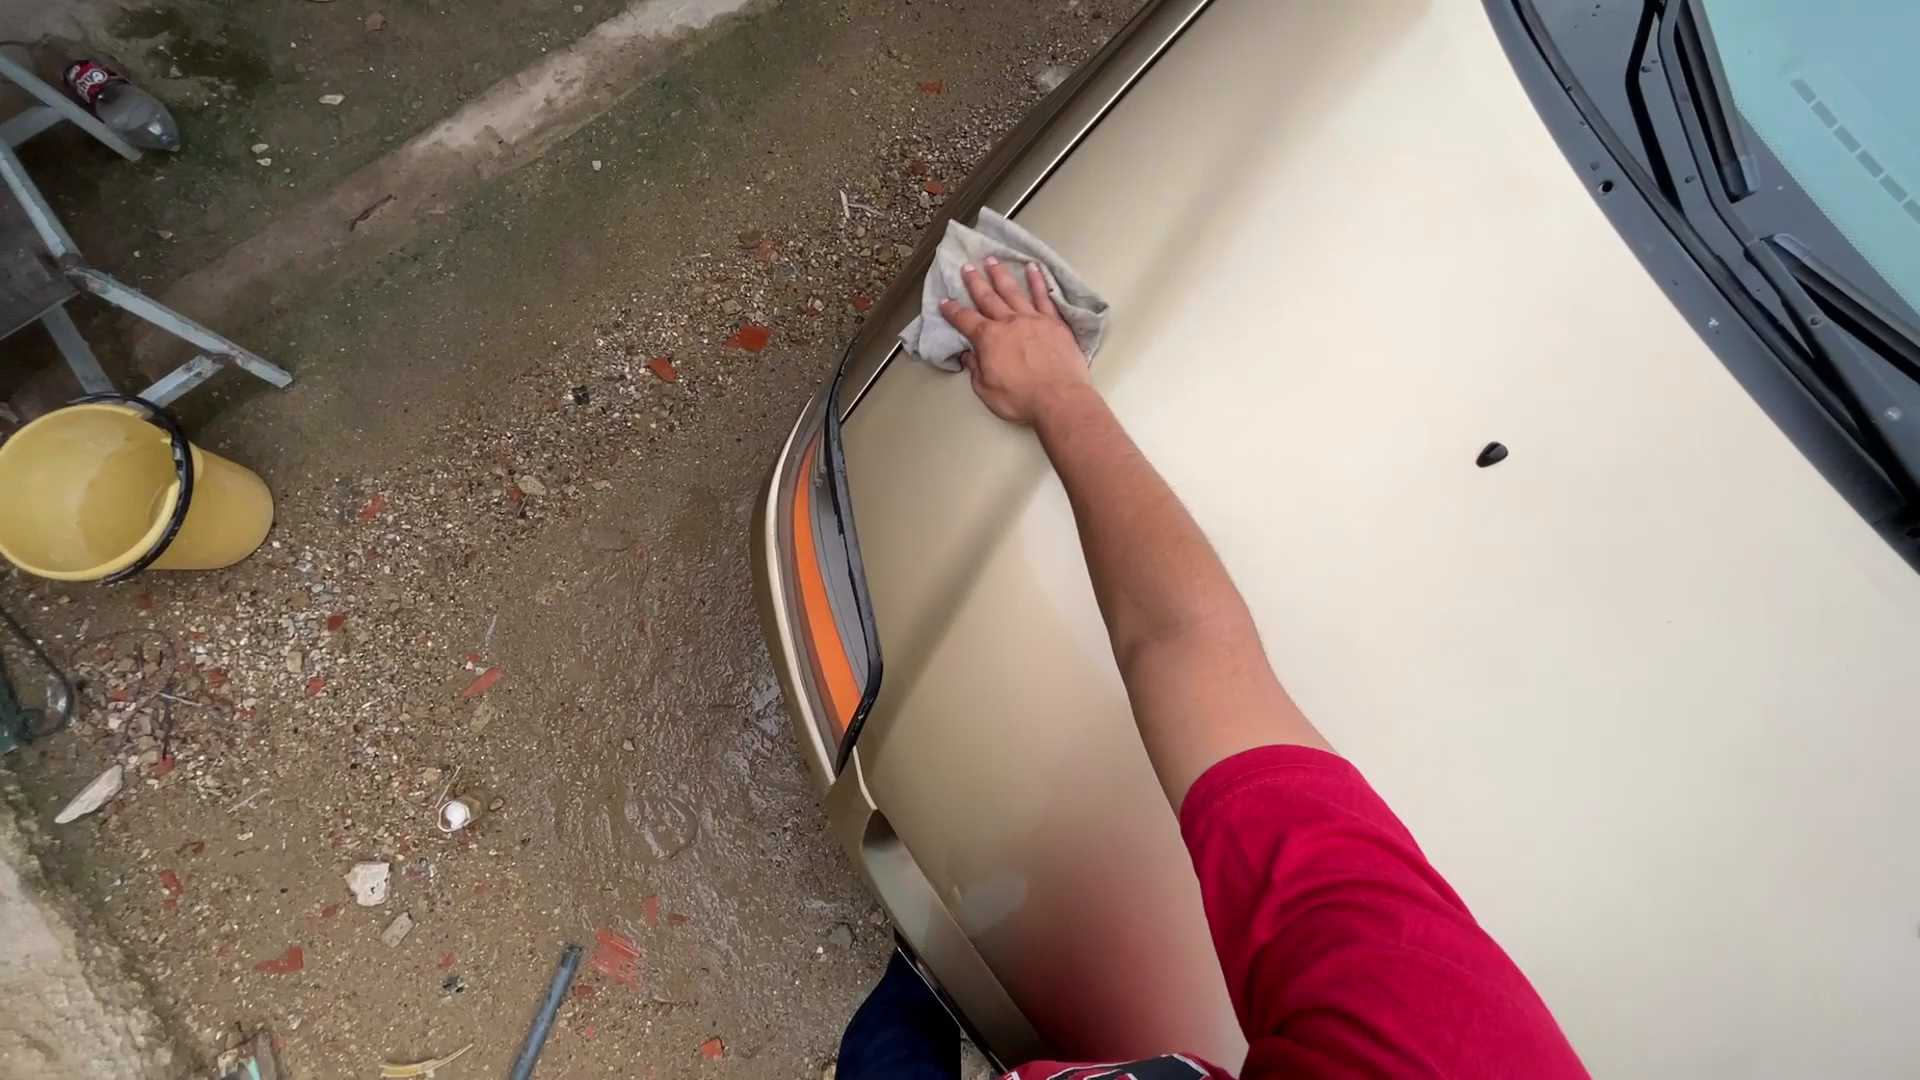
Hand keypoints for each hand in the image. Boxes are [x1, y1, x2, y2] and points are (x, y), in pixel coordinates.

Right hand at [938, 256, 1092, 425]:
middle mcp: (1009, 323)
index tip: (944, 302)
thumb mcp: (986, 389)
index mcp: (989, 339)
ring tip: (992, 260)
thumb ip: (976, 369)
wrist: (1058, 398)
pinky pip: (1044, 296)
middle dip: (974, 282)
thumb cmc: (1021, 398)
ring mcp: (1033, 319)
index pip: (965, 320)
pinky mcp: (1054, 323)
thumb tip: (968, 356)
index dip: (952, 311)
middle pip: (987, 297)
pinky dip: (1037, 281)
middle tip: (967, 267)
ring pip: (1013, 291)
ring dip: (1000, 275)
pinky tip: (1033, 269)